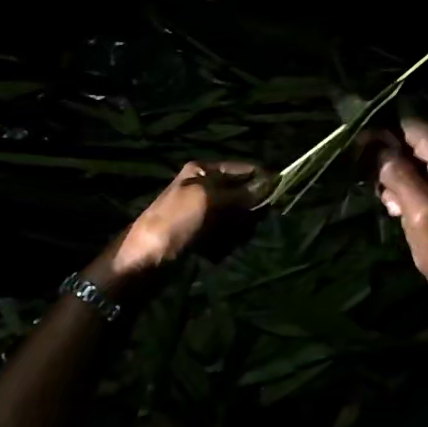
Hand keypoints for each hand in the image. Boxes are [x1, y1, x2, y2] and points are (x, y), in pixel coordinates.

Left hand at [110, 160, 263, 277]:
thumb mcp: (208, 199)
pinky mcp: (202, 235)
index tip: (282, 191)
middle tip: (253, 221)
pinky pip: (227, 234)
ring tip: (233, 238)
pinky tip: (222, 249)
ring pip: (238, 216)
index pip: (242, 168)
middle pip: (242, 193)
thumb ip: (239, 192)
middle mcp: (204, 187)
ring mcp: (203, 212)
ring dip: (241, 228)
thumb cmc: (174, 221)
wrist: (144, 258)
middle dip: (252, 208)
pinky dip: (230, 241)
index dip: (262, 178)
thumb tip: (270, 184)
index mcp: (202, 170)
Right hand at [376, 119, 427, 296]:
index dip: (387, 131)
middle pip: (415, 142)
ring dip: (393, 174)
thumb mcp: (419, 210)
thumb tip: (376, 147)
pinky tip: (395, 206)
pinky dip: (401, 185)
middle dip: (388, 155)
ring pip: (411, 159)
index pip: (419, 130)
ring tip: (387, 198)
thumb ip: (398, 175)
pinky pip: (416, 174)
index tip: (359, 139)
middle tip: (363, 167)